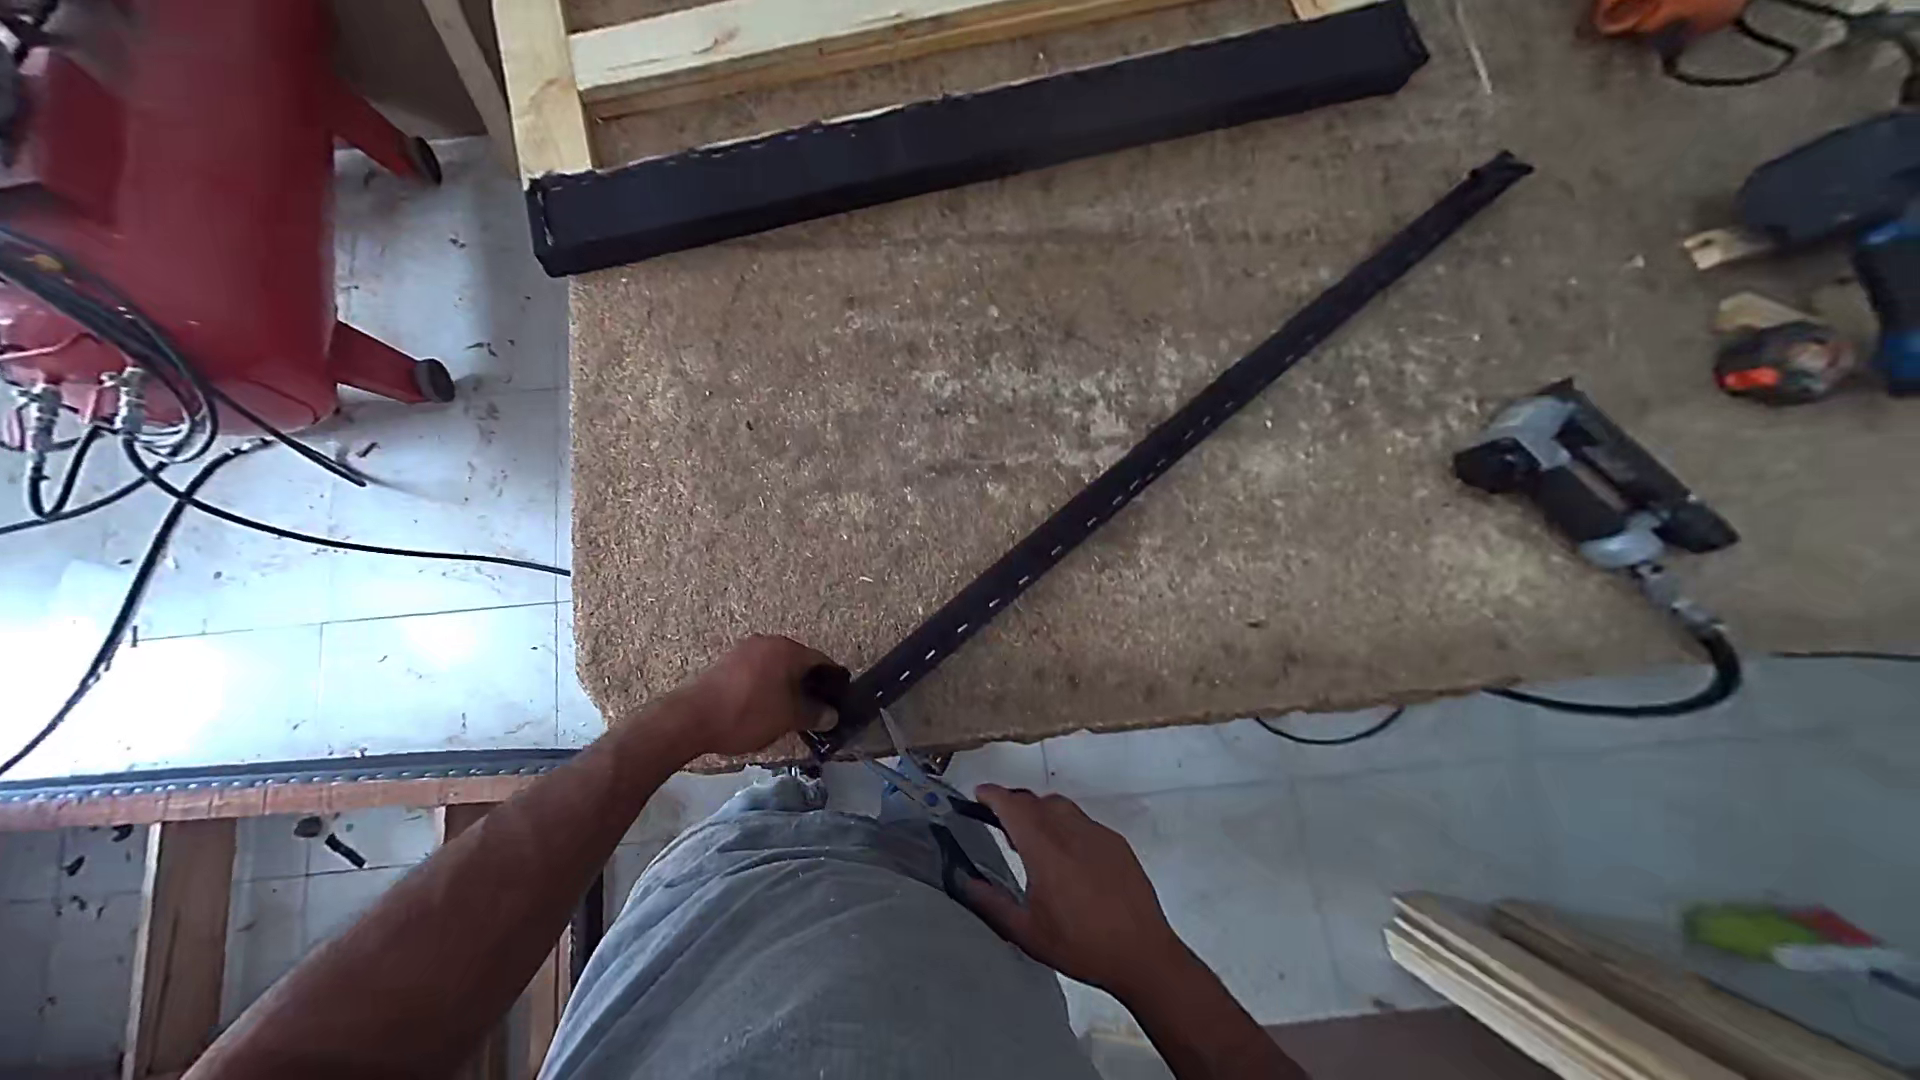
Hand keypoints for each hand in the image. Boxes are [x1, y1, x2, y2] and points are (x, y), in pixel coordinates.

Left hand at [652, 636, 838, 756]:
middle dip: (808, 684)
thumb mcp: (789, 718)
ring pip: (775, 667)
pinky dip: (765, 686)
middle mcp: (767, 642)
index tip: (838, 698)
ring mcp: (744, 650)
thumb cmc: (748, 713)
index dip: (833, 680)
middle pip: (798, 662)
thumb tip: (832, 715)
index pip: (822, 661)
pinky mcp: (726, 664)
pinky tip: (763, 707)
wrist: (691, 719)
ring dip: (785, 685)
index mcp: (788, 649)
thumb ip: (815, 714)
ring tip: (789, 711)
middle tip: (815, 708)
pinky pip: (756, 672)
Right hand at [962, 785, 1190, 996]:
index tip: (979, 794)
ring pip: (1059, 805)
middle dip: (1013, 804)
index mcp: (1043, 848)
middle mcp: (1068, 830)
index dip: (991, 794)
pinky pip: (1082, 821)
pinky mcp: (1115, 841)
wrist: (1142, 954)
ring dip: (1040, 812)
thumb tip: (965, 882)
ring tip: (1035, 840)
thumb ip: (990, 903)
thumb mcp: (1026, 932)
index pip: (1011, 804)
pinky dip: (1066, 826)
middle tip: (1003, 826)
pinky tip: (1068, 856)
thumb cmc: (1081, 945)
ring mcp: (1095, 832)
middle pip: (1033, 800)